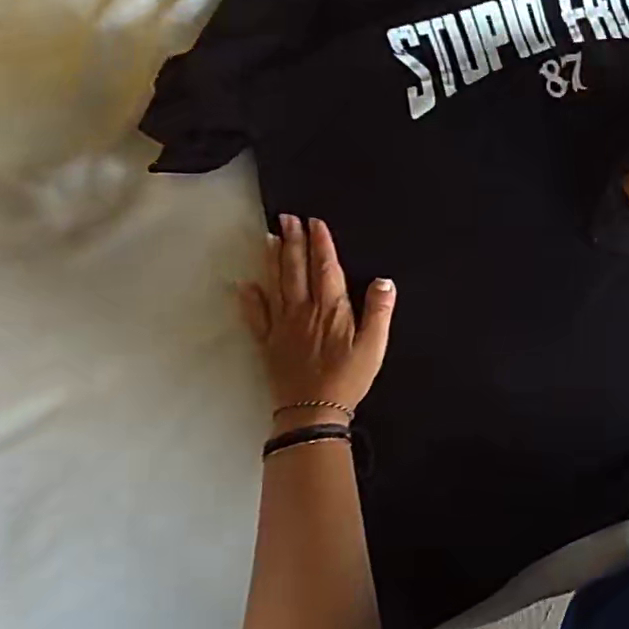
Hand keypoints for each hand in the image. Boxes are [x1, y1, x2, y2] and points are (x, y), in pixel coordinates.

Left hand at [239, 215, 394, 422]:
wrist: (313, 411)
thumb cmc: (349, 377)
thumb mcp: (374, 345)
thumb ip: (379, 311)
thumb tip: (383, 280)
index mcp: (331, 309)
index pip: (325, 267)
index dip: (320, 243)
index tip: (314, 222)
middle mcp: (303, 310)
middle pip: (297, 269)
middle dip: (293, 241)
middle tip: (287, 218)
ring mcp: (282, 325)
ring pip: (276, 284)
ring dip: (272, 259)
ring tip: (269, 237)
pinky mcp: (269, 343)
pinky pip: (256, 316)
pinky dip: (250, 299)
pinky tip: (245, 285)